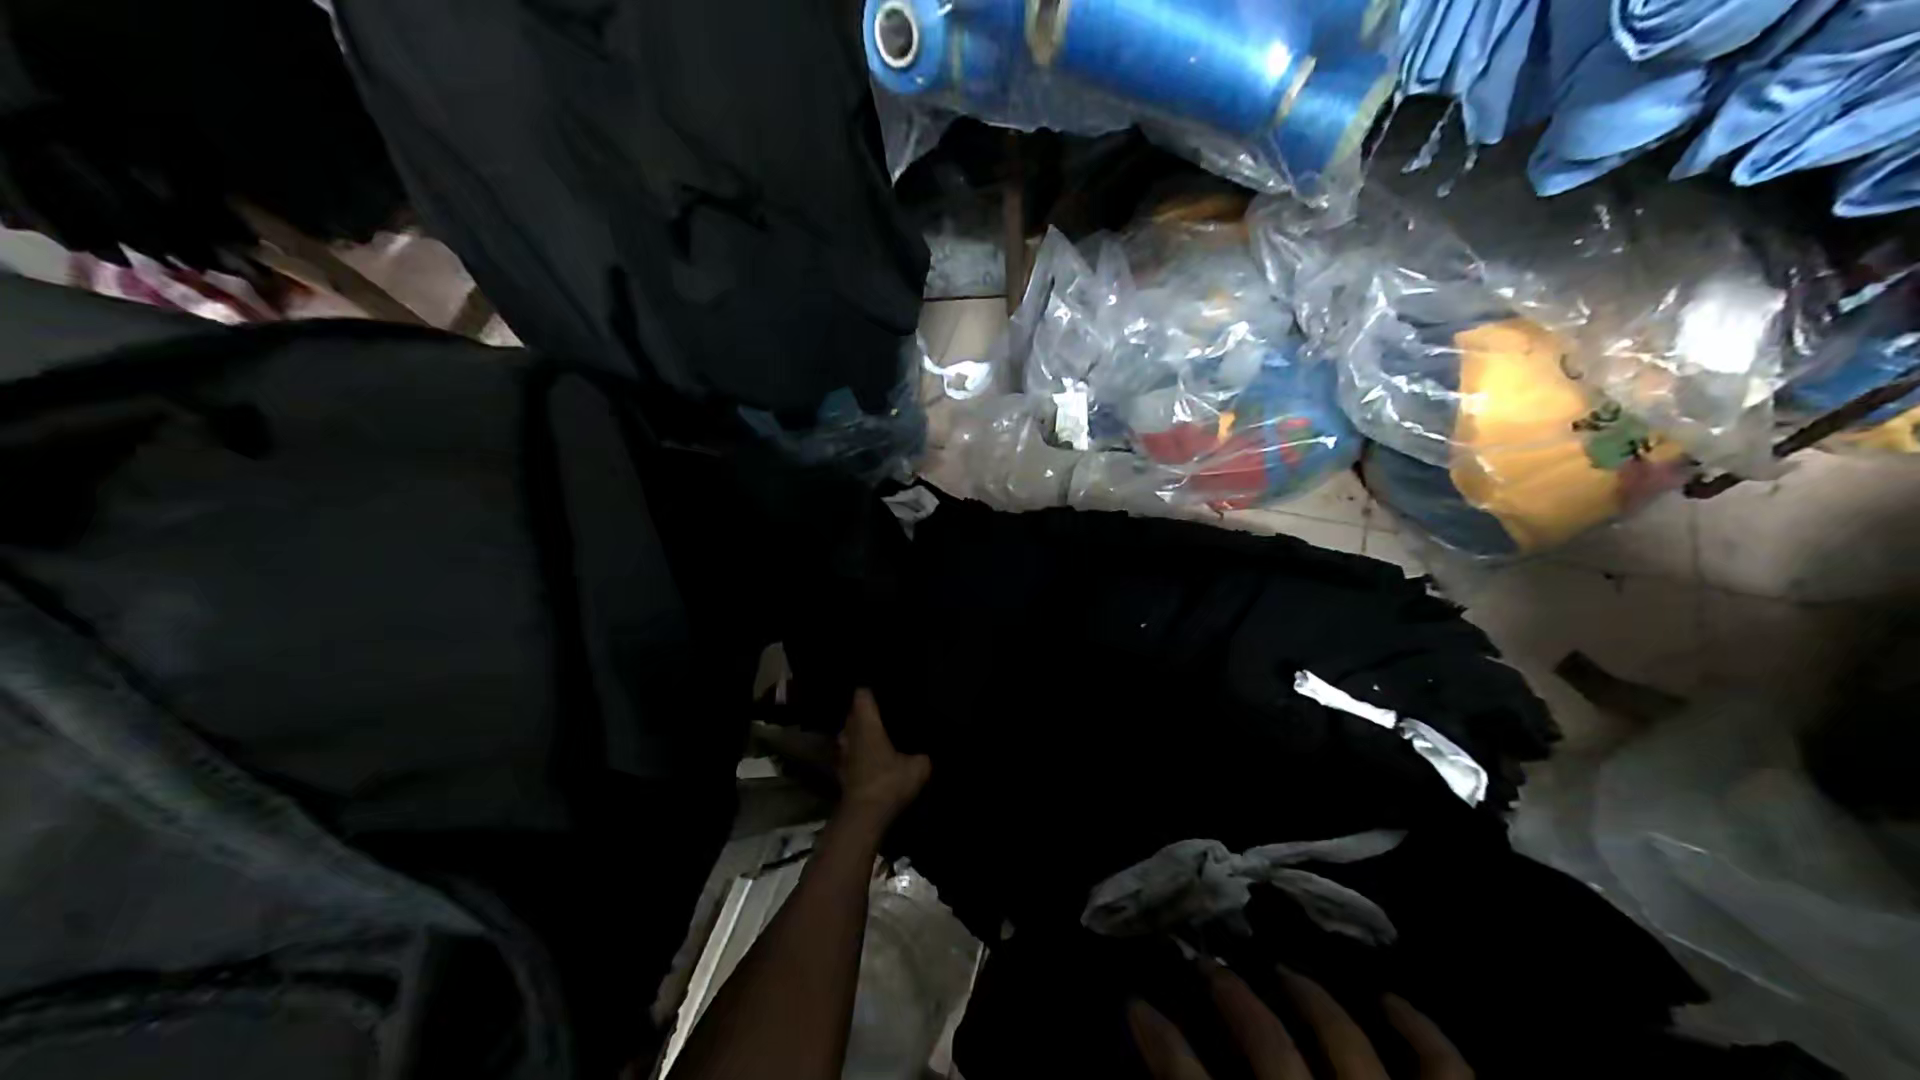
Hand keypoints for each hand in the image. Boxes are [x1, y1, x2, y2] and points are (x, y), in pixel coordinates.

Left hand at [835, 689, 930, 825]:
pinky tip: (871, 759)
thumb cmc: (888, 782)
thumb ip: (922, 756)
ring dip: (859, 733)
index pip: (862, 695)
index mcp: (867, 723)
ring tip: (878, 735)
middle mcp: (850, 733)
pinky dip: (857, 752)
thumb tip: (923, 754)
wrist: (864, 816)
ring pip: (849, 733)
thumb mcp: (918, 768)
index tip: (883, 691)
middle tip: (885, 713)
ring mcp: (842, 752)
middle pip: (853, 713)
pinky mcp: (840, 771)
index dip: (871, 691)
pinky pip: (849, 753)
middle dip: (865, 712)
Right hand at [1128, 959, 1471, 1079]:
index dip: (1163, 1045)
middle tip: (1209, 967)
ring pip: (1342, 1043)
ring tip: (1284, 970)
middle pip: (1269, 1048)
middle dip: (1233, 998)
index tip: (1137, 1006)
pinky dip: (1423, 1034)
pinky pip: (1445, 1075)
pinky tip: (1392, 1001)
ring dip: (1309, 997)